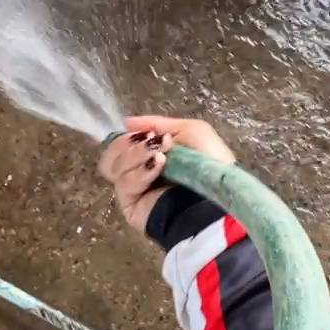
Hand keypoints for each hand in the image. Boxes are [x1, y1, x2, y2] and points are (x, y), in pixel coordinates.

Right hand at [98, 116, 236, 231]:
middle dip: (131, 144)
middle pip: (113, 154)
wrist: (216, 195)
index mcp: (151, 156)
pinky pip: (124, 183)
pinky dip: (140, 171)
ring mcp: (134, 191)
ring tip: (161, 156)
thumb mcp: (191, 130)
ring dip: (136, 155)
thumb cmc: (210, 162)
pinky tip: (158, 167)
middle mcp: (139, 173)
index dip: (129, 136)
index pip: (123, 144)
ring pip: (114, 167)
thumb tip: (126, 122)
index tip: (149, 133)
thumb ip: (157, 123)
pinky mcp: (131, 207)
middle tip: (154, 142)